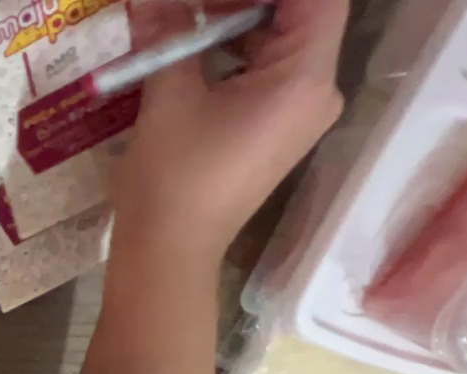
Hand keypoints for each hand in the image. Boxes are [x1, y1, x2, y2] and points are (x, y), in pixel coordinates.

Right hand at [114, 0, 347, 260]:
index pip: (312, 0)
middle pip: (296, 20)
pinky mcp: (272, 139)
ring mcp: (297, 118)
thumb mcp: (166, 104)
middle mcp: (318, 92)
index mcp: (305, 77)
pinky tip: (190, 67)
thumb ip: (166, 41)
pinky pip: (263, 84)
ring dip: (232, 36)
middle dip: (241, 7)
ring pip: (276, 53)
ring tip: (182, 31)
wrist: (166, 255)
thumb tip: (149, 1)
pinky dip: (231, 67)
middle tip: (187, 6)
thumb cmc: (170, 181)